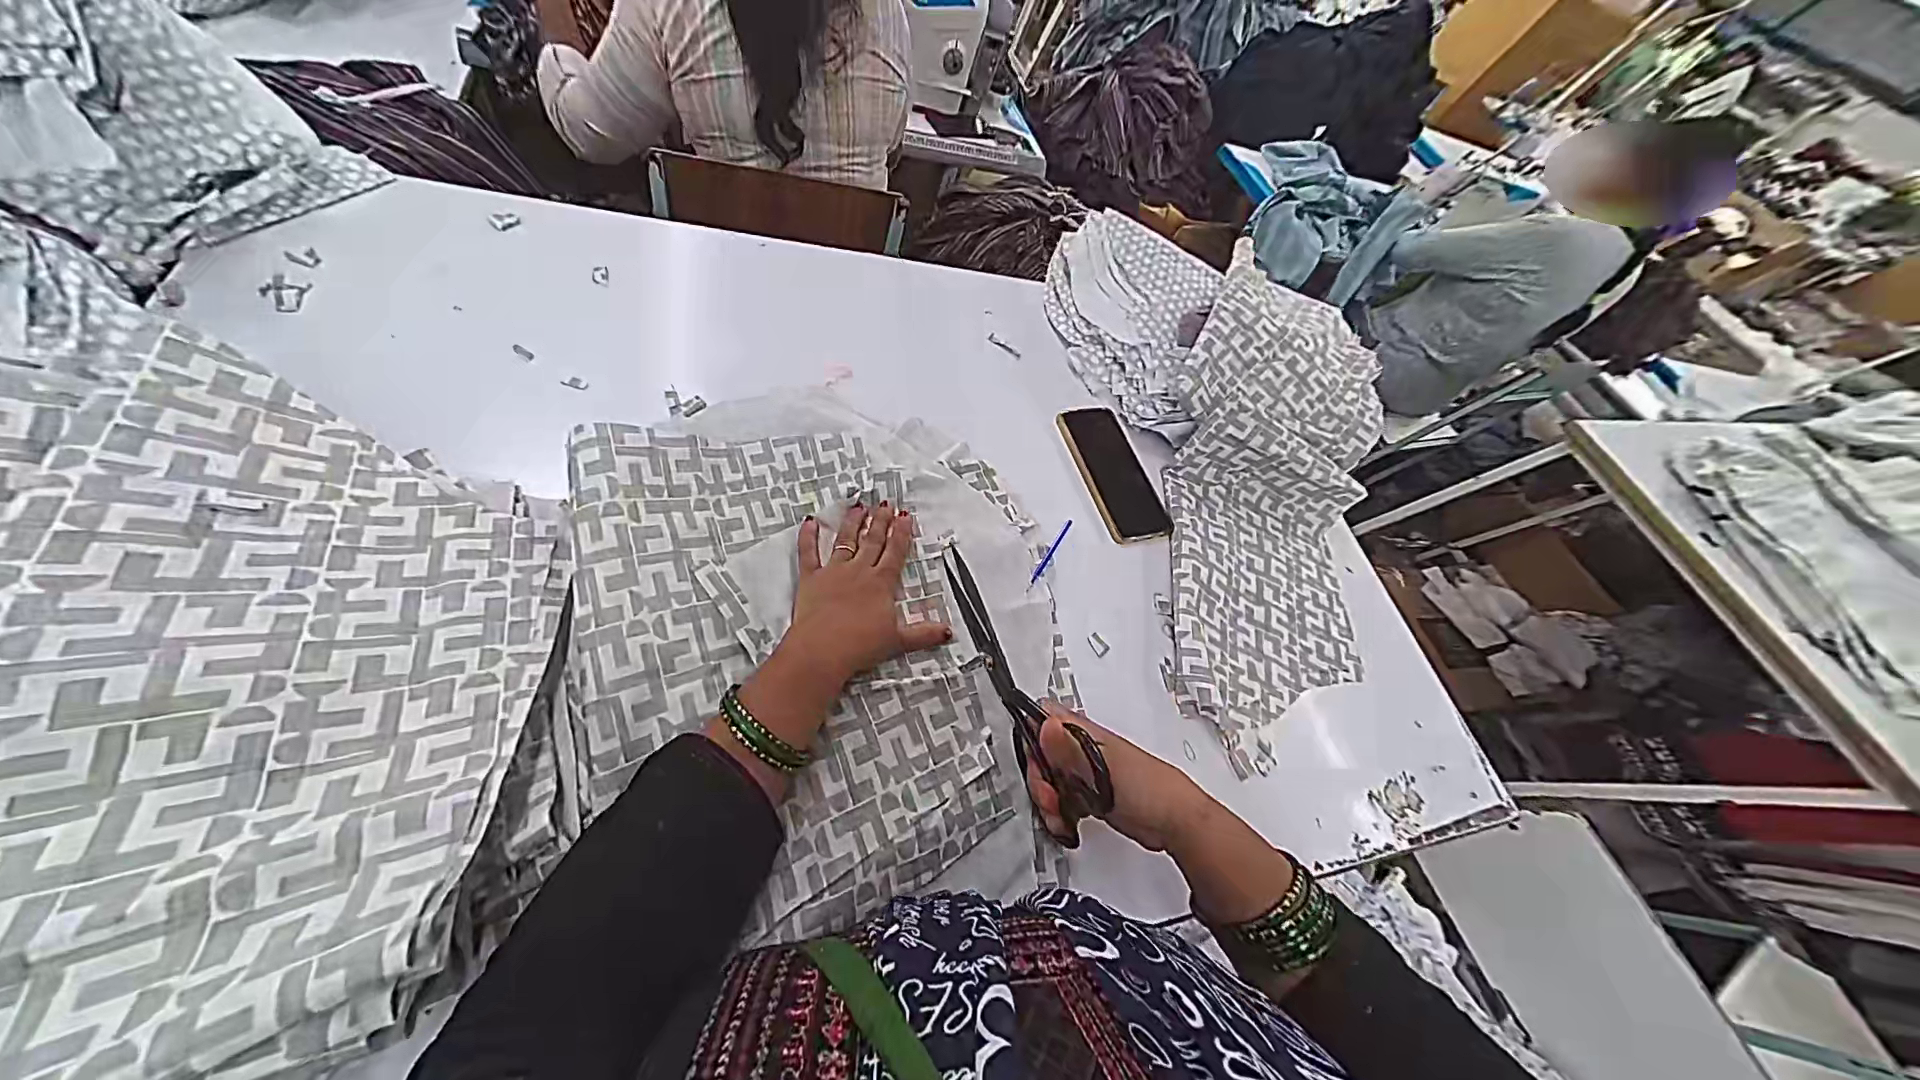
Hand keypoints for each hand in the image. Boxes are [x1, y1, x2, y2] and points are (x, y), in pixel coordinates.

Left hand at [783, 501, 950, 682]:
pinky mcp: (811, 579)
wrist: (823, 650)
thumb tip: (947, 633)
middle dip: (881, 521)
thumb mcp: (898, 641)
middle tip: (885, 505)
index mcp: (881, 583)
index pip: (895, 552)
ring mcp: (834, 572)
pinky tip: (810, 522)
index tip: (905, 517)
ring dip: (852, 522)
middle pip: (873, 540)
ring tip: (858, 507)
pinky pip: (808, 552)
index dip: (902, 533)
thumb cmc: (859, 646)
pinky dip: (808, 536)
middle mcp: (859, 571)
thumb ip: (923, 634)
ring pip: (845, 540)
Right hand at [1024, 704, 1207, 851]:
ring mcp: (1087, 773)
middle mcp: (1083, 749)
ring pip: (1050, 780)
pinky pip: (1063, 800)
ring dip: (1048, 800)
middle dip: (1040, 779)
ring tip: (1060, 815)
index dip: (1032, 740)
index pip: (1043, 721)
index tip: (1037, 764)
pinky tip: (1067, 824)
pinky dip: (1059, 814)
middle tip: (1051, 797)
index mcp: (1084, 733)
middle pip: (1042, 755)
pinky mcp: (1091, 796)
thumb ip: (1070, 747)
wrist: (1177, 823)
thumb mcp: (1104, 766)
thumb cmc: (1151, 789)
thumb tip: (1045, 723)